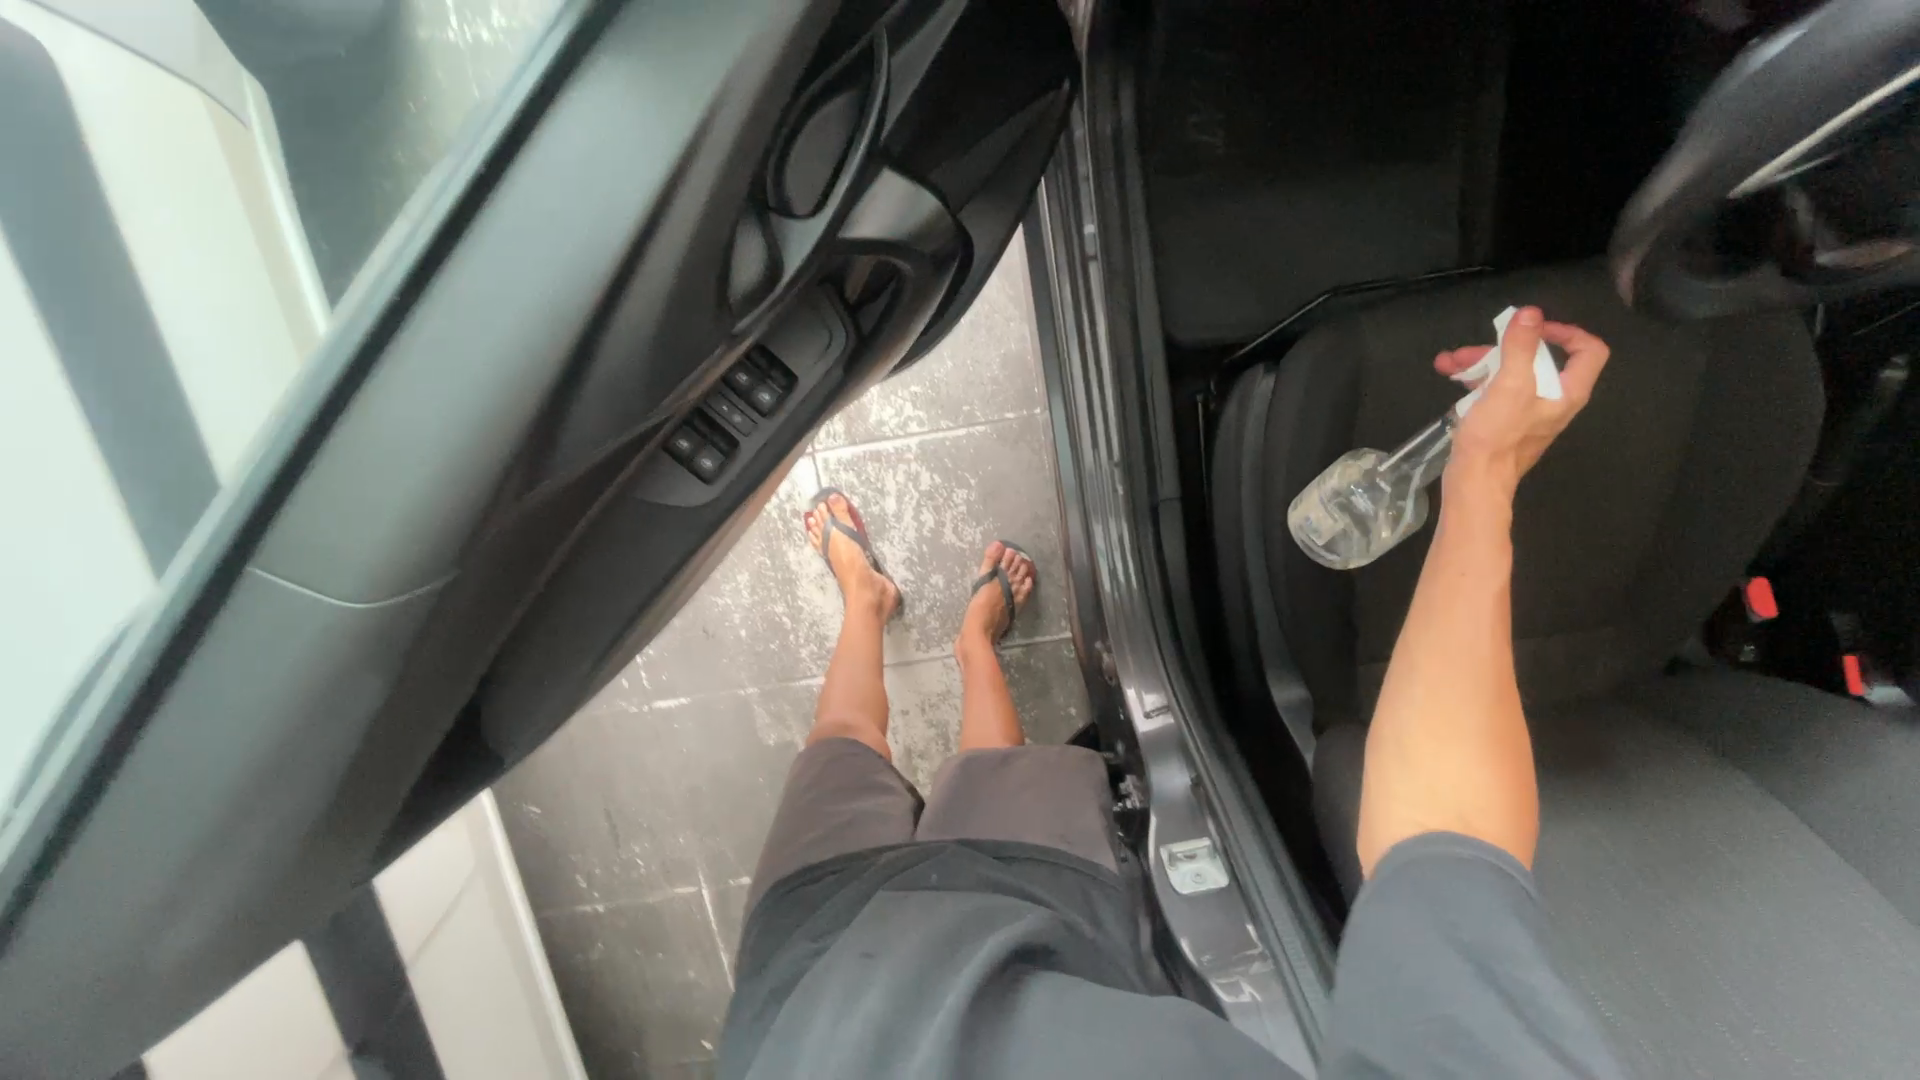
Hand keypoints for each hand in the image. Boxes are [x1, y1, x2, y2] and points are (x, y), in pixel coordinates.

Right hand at [1433, 306, 1609, 501]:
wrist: (1474, 483)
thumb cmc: (1497, 437)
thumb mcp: (1509, 387)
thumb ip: (1519, 348)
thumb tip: (1529, 313)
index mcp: (1566, 392)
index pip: (1588, 351)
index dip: (1565, 333)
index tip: (1532, 328)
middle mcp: (1552, 400)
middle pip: (1537, 361)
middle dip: (1502, 349)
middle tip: (1470, 349)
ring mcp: (1526, 413)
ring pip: (1510, 375)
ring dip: (1480, 364)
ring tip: (1447, 363)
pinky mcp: (1502, 424)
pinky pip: (1494, 393)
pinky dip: (1475, 382)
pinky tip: (1451, 379)